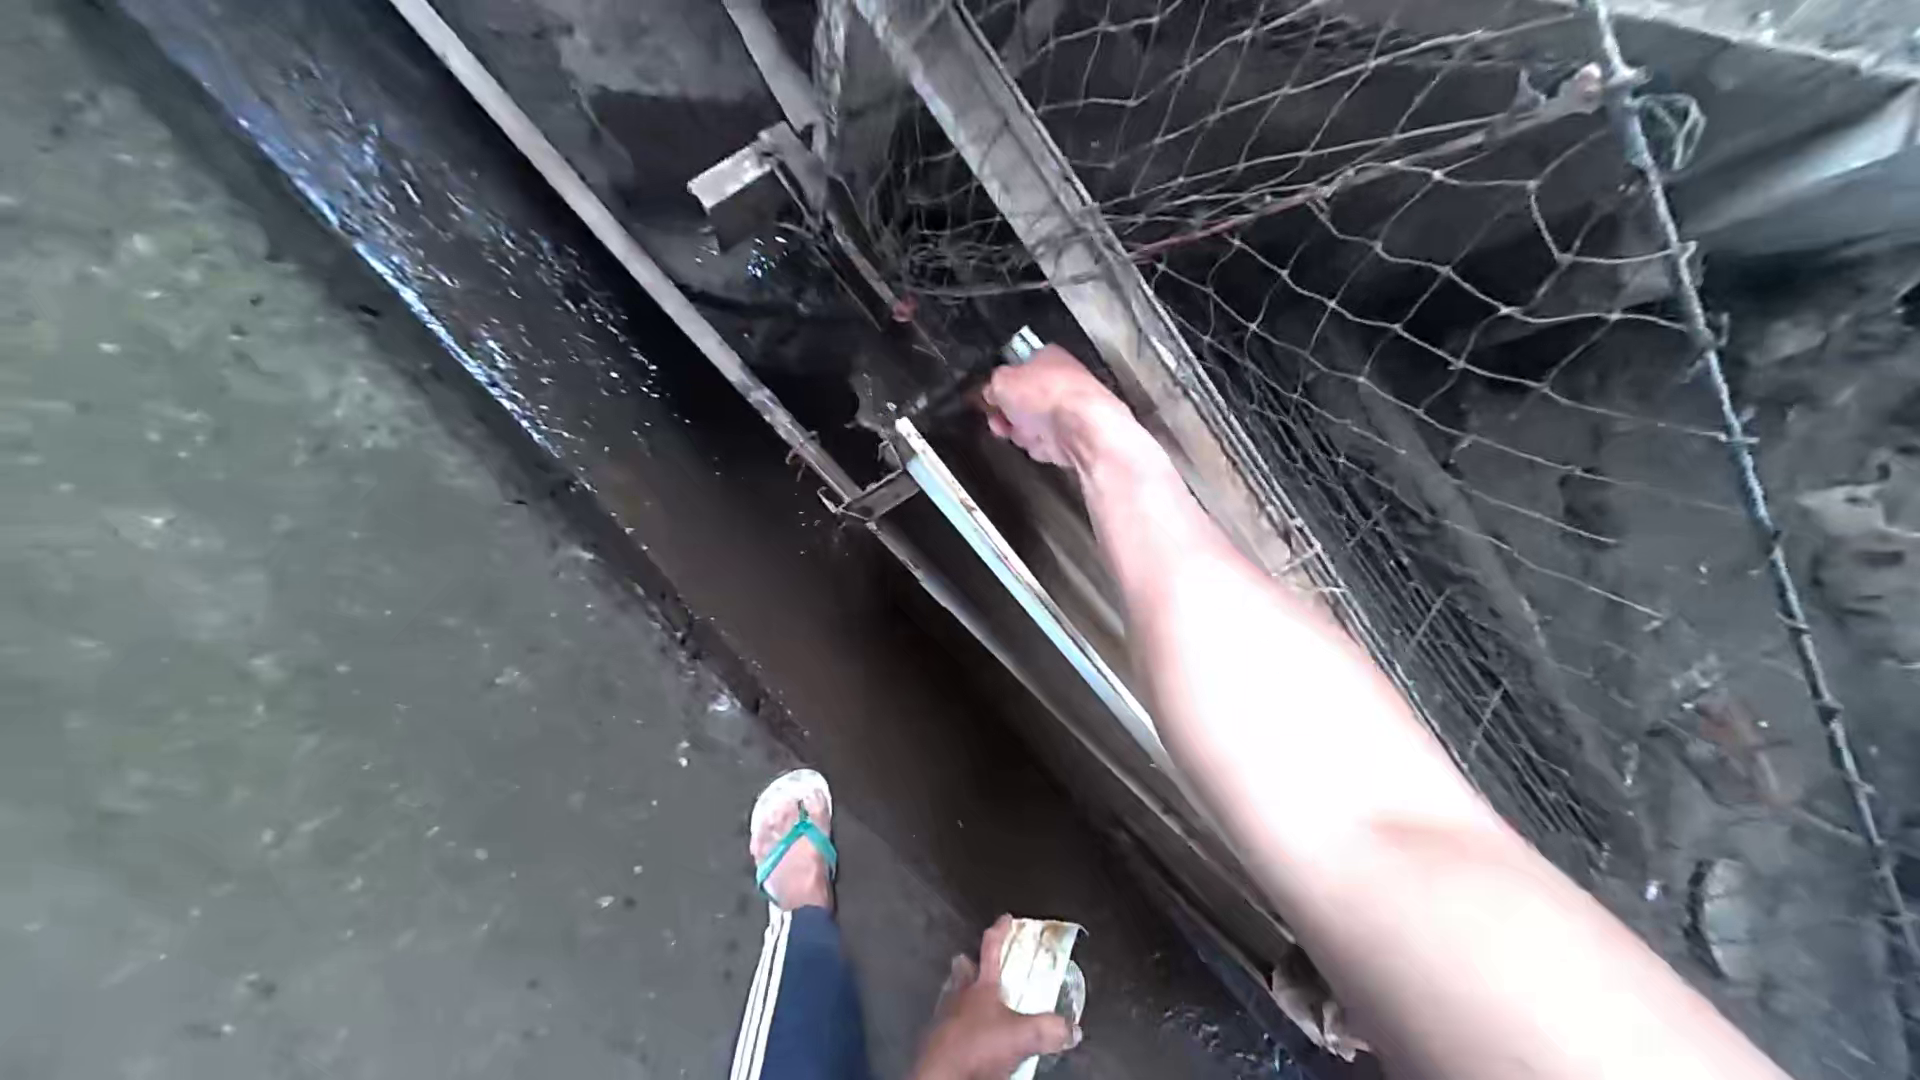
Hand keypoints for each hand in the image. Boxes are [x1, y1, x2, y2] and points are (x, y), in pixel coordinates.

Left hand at [908, 916, 1080, 1079]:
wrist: (941, 1075)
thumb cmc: (978, 1045)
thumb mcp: (1022, 1037)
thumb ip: (1047, 1030)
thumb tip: (1072, 1028)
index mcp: (981, 984)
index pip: (991, 947)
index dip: (1000, 931)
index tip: (1006, 918)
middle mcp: (960, 993)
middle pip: (963, 968)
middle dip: (969, 962)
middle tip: (975, 961)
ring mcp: (945, 1014)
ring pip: (951, 992)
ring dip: (960, 991)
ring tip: (969, 998)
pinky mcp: (935, 1038)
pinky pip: (945, 1021)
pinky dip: (954, 1022)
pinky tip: (962, 1031)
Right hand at [981, 345, 1125, 467]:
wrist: (1081, 429)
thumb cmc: (1051, 396)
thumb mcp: (1002, 381)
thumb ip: (993, 384)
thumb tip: (991, 390)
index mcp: (1048, 357)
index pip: (1017, 369)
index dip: (1001, 385)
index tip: (990, 396)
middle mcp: (1061, 382)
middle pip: (1023, 401)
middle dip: (1007, 414)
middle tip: (1000, 418)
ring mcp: (1067, 411)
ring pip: (1031, 426)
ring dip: (1021, 433)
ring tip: (1023, 432)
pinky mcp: (1071, 438)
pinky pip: (1044, 445)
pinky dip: (1039, 447)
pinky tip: (1041, 443)